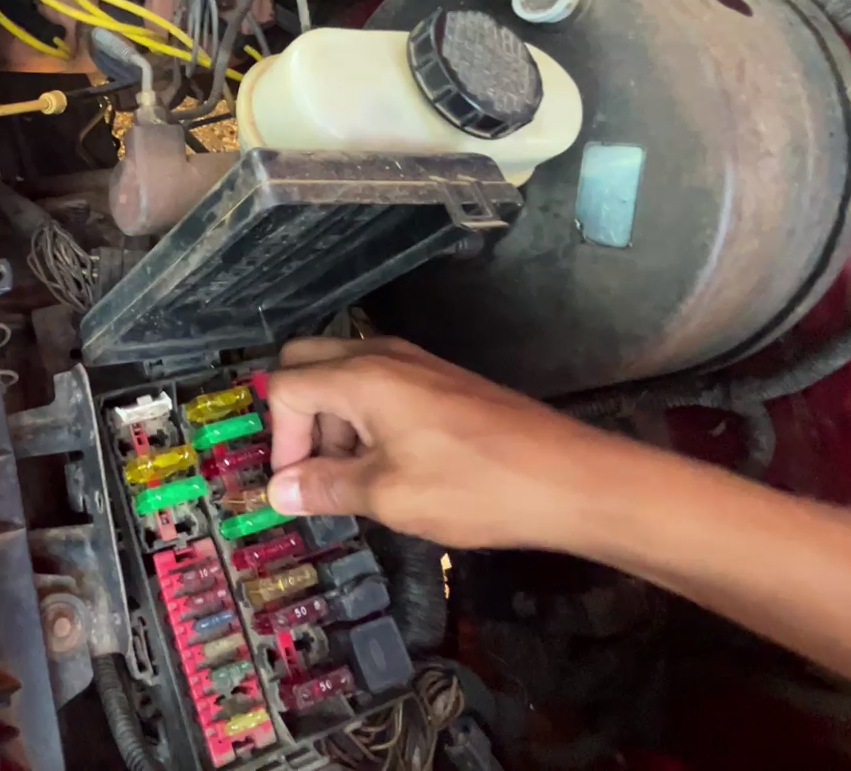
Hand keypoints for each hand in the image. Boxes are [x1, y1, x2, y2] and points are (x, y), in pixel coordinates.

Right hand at [264, 337, 648, 549]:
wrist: (574, 479)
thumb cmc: (473, 486)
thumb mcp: (388, 496)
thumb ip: (324, 488)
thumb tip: (277, 492)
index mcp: (359, 377)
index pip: (284, 388)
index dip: (280, 439)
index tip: (299, 485)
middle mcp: (377, 354)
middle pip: (302, 362)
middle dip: (296, 414)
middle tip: (317, 464)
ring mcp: (409, 360)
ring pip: (337, 370)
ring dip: (329, 414)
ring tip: (357, 471)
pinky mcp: (434, 375)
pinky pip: (373, 379)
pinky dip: (360, 411)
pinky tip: (390, 458)